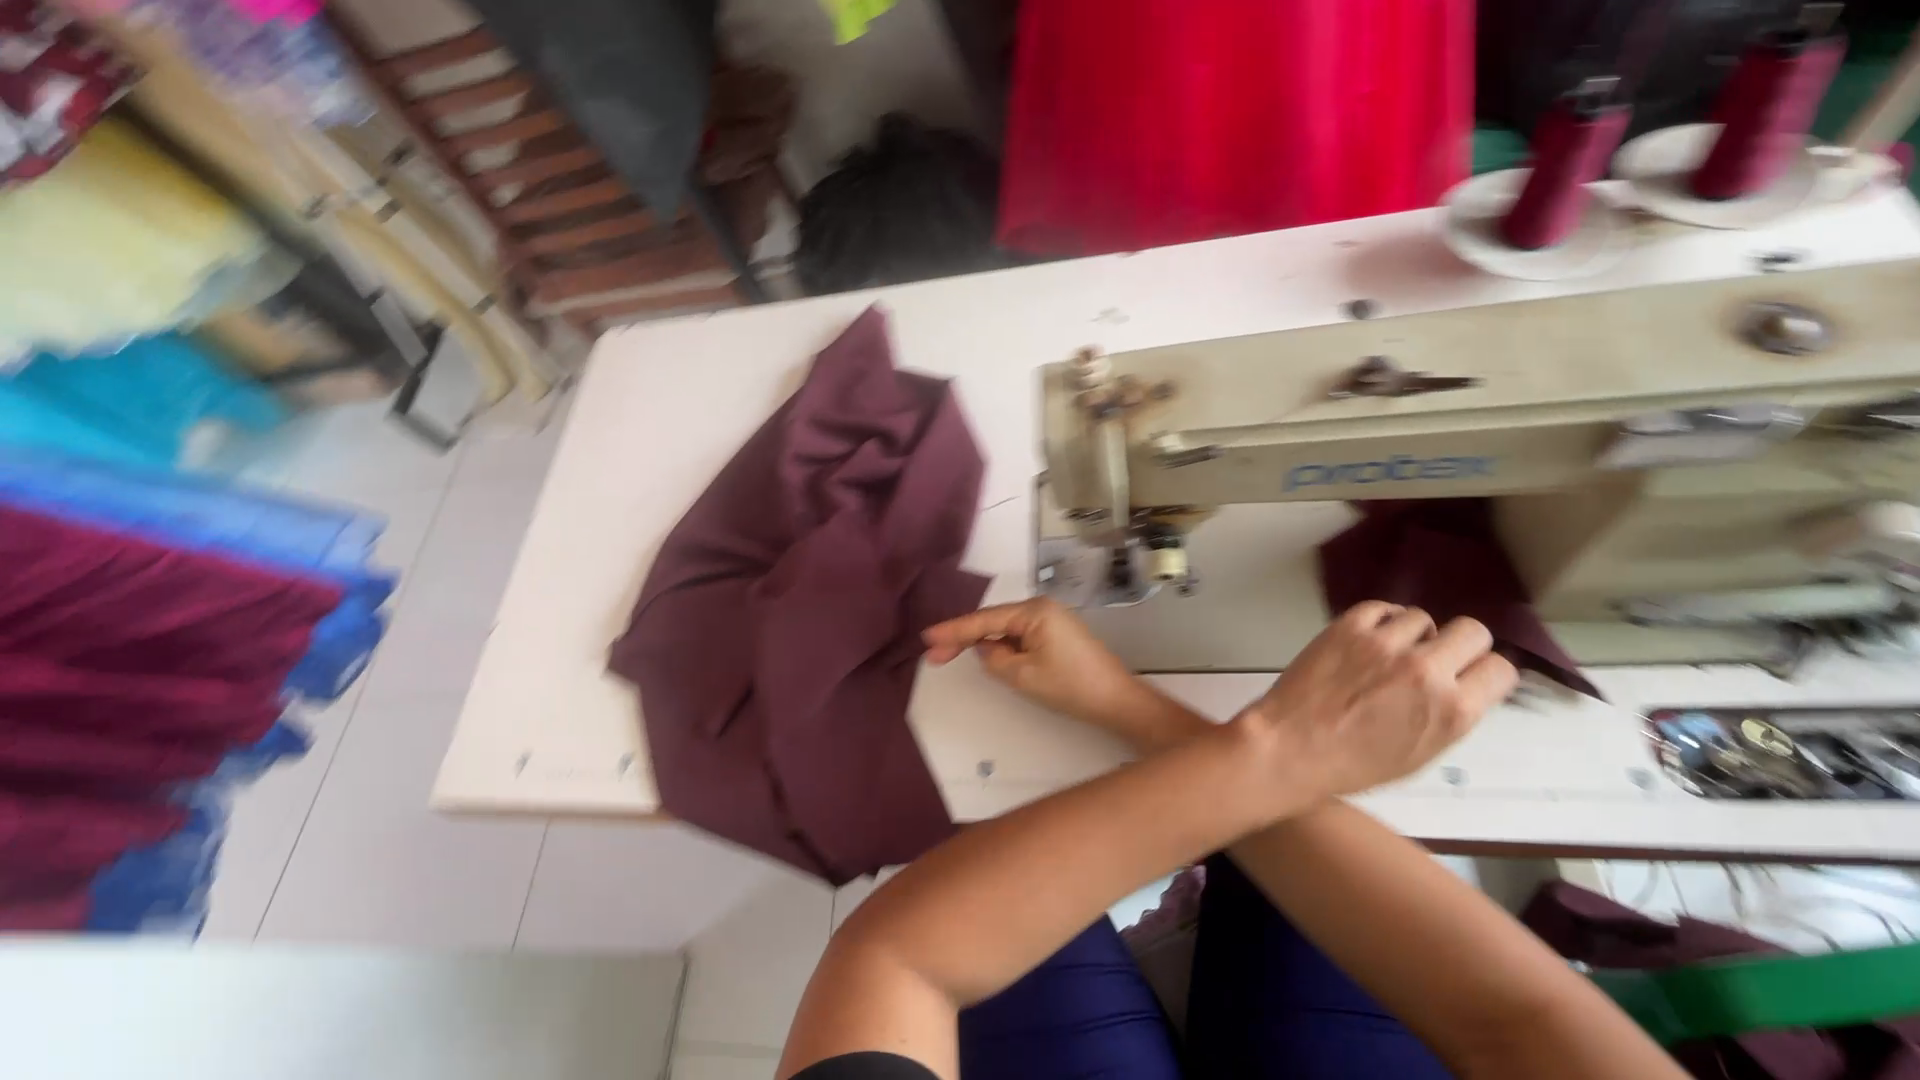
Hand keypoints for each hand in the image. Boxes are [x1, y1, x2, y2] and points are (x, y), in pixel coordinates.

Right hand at [923, 598, 1173, 740]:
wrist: (1116, 700)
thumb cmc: (1071, 687)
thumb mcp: (1023, 676)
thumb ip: (994, 658)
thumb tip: (984, 647)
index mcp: (1034, 611)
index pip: (985, 619)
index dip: (954, 630)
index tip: (928, 637)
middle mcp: (1041, 608)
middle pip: (993, 621)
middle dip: (964, 638)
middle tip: (935, 656)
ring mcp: (1050, 620)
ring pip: (1006, 630)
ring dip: (983, 643)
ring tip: (952, 656)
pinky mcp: (1056, 635)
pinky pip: (1020, 637)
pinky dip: (1003, 647)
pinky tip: (986, 656)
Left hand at [1238, 602, 1515, 799]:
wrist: (1289, 748)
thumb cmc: (1351, 765)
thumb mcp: (1419, 753)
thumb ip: (1449, 716)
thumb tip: (1461, 687)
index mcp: (1453, 711)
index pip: (1500, 669)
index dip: (1484, 672)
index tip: (1468, 675)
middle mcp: (1427, 670)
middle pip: (1472, 631)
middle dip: (1458, 644)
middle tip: (1434, 657)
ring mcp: (1386, 644)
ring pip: (1423, 617)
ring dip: (1412, 634)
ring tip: (1390, 653)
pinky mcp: (1349, 626)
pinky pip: (1382, 608)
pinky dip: (1380, 621)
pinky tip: (1369, 638)